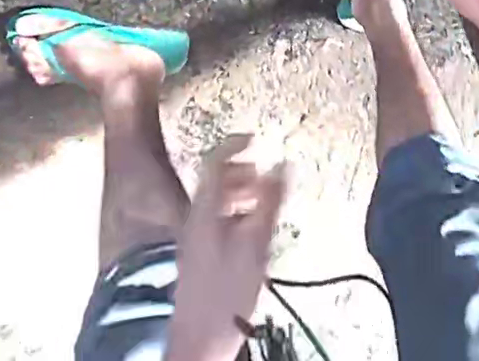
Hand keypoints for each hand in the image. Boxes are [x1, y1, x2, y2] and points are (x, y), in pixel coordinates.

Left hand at [164, 135, 289, 360]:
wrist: (198, 343)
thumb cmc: (227, 291)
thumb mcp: (256, 242)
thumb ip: (270, 200)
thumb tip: (284, 163)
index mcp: (205, 208)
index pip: (214, 160)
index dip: (234, 143)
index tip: (255, 137)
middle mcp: (195, 216)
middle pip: (214, 179)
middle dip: (241, 170)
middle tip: (262, 173)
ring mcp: (194, 236)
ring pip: (215, 199)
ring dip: (239, 191)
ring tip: (262, 199)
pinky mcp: (198, 254)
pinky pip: (215, 218)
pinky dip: (235, 212)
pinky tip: (252, 230)